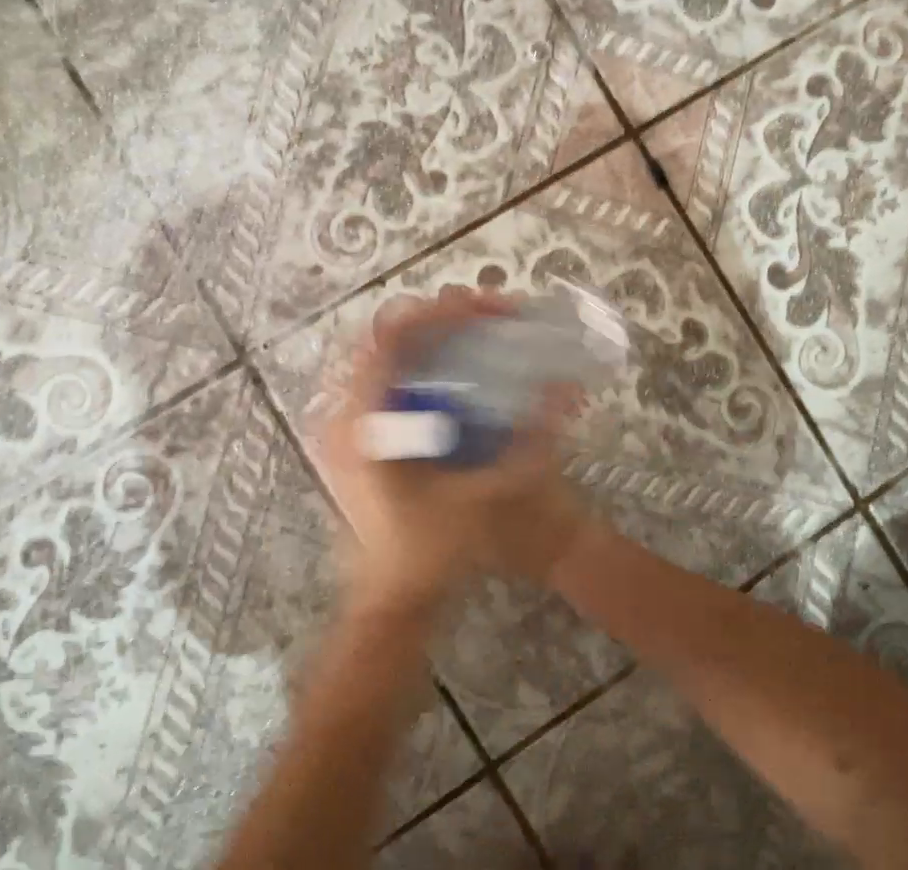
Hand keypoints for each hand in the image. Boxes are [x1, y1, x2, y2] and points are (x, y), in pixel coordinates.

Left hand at [313, 285, 587, 614]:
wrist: (390, 600)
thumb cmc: (431, 553)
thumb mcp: (484, 496)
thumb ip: (529, 443)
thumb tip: (568, 389)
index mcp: (365, 421)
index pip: (393, 337)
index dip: (441, 312)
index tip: (485, 307)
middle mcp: (342, 413)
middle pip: (384, 336)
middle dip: (437, 318)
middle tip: (486, 316)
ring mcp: (339, 426)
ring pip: (379, 356)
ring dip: (426, 339)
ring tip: (472, 334)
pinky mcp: (348, 439)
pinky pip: (379, 379)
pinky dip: (415, 364)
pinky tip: (451, 373)